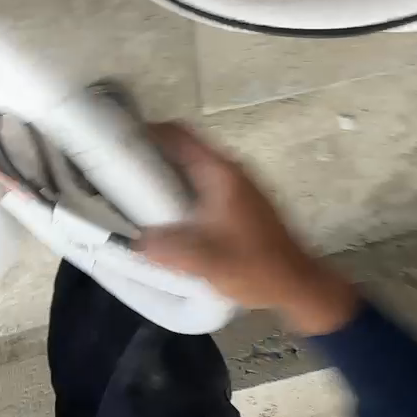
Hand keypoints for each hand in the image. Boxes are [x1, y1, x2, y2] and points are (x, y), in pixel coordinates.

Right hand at [137, 122, 360, 335]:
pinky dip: (179, 186)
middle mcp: (230, 170)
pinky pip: (201, 181)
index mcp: (220, 173)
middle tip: (119, 168)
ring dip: (165, 171)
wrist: (299, 285)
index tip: (118, 139)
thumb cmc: (255, 267)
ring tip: (135, 189)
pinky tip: (164, 210)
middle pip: (184, 147)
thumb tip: (132, 237)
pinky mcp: (240, 200)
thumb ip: (163, 246)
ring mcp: (238, 184)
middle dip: (151, 153)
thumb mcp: (203, 259)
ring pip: (192, 165)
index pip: (179, 134)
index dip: (148, 130)